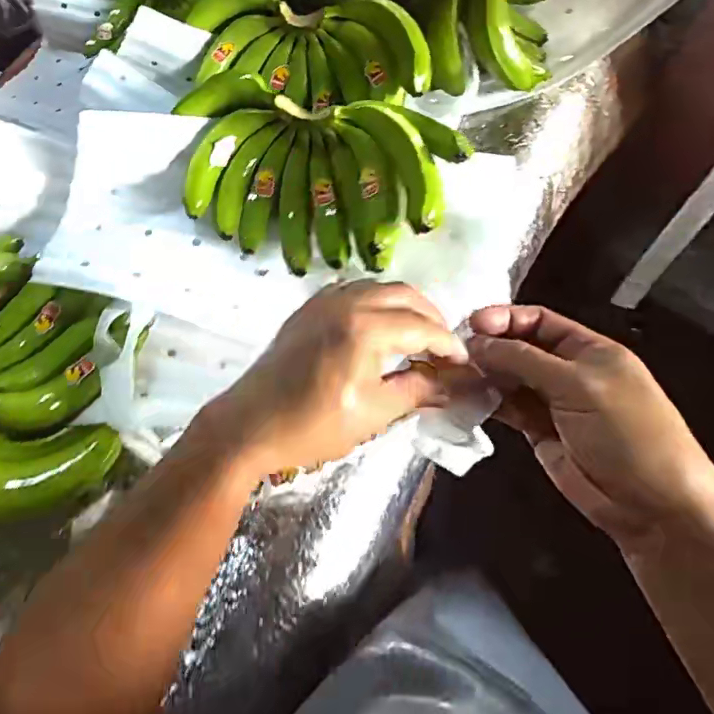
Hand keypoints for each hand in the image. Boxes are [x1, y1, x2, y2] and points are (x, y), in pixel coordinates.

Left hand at [195, 282, 472, 475]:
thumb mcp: (372, 413)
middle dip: (431, 316)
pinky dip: (376, 302)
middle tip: (444, 347)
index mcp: (364, 327)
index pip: (422, 326)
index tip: (464, 362)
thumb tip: (455, 385)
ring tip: (417, 337)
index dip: (448, 344)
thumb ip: (417, 391)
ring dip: (404, 305)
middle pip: (404, 295)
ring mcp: (324, 299)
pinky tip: (381, 328)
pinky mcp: (309, 307)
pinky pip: (354, 290)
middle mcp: (346, 301)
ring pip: (379, 287)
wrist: (249, 424)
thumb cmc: (312, 426)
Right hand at [468, 305, 713, 552]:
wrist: (656, 509)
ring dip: (484, 374)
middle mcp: (570, 371)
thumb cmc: (630, 434)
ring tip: (455, 374)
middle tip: (456, 352)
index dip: (506, 318)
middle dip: (490, 346)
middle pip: (520, 347)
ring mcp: (555, 404)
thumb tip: (478, 342)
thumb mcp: (580, 386)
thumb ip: (525, 359)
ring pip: (510, 378)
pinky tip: (466, 398)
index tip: (473, 324)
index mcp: (590, 350)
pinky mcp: (541, 433)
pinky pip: (508, 408)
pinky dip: (487, 402)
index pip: (539, 320)